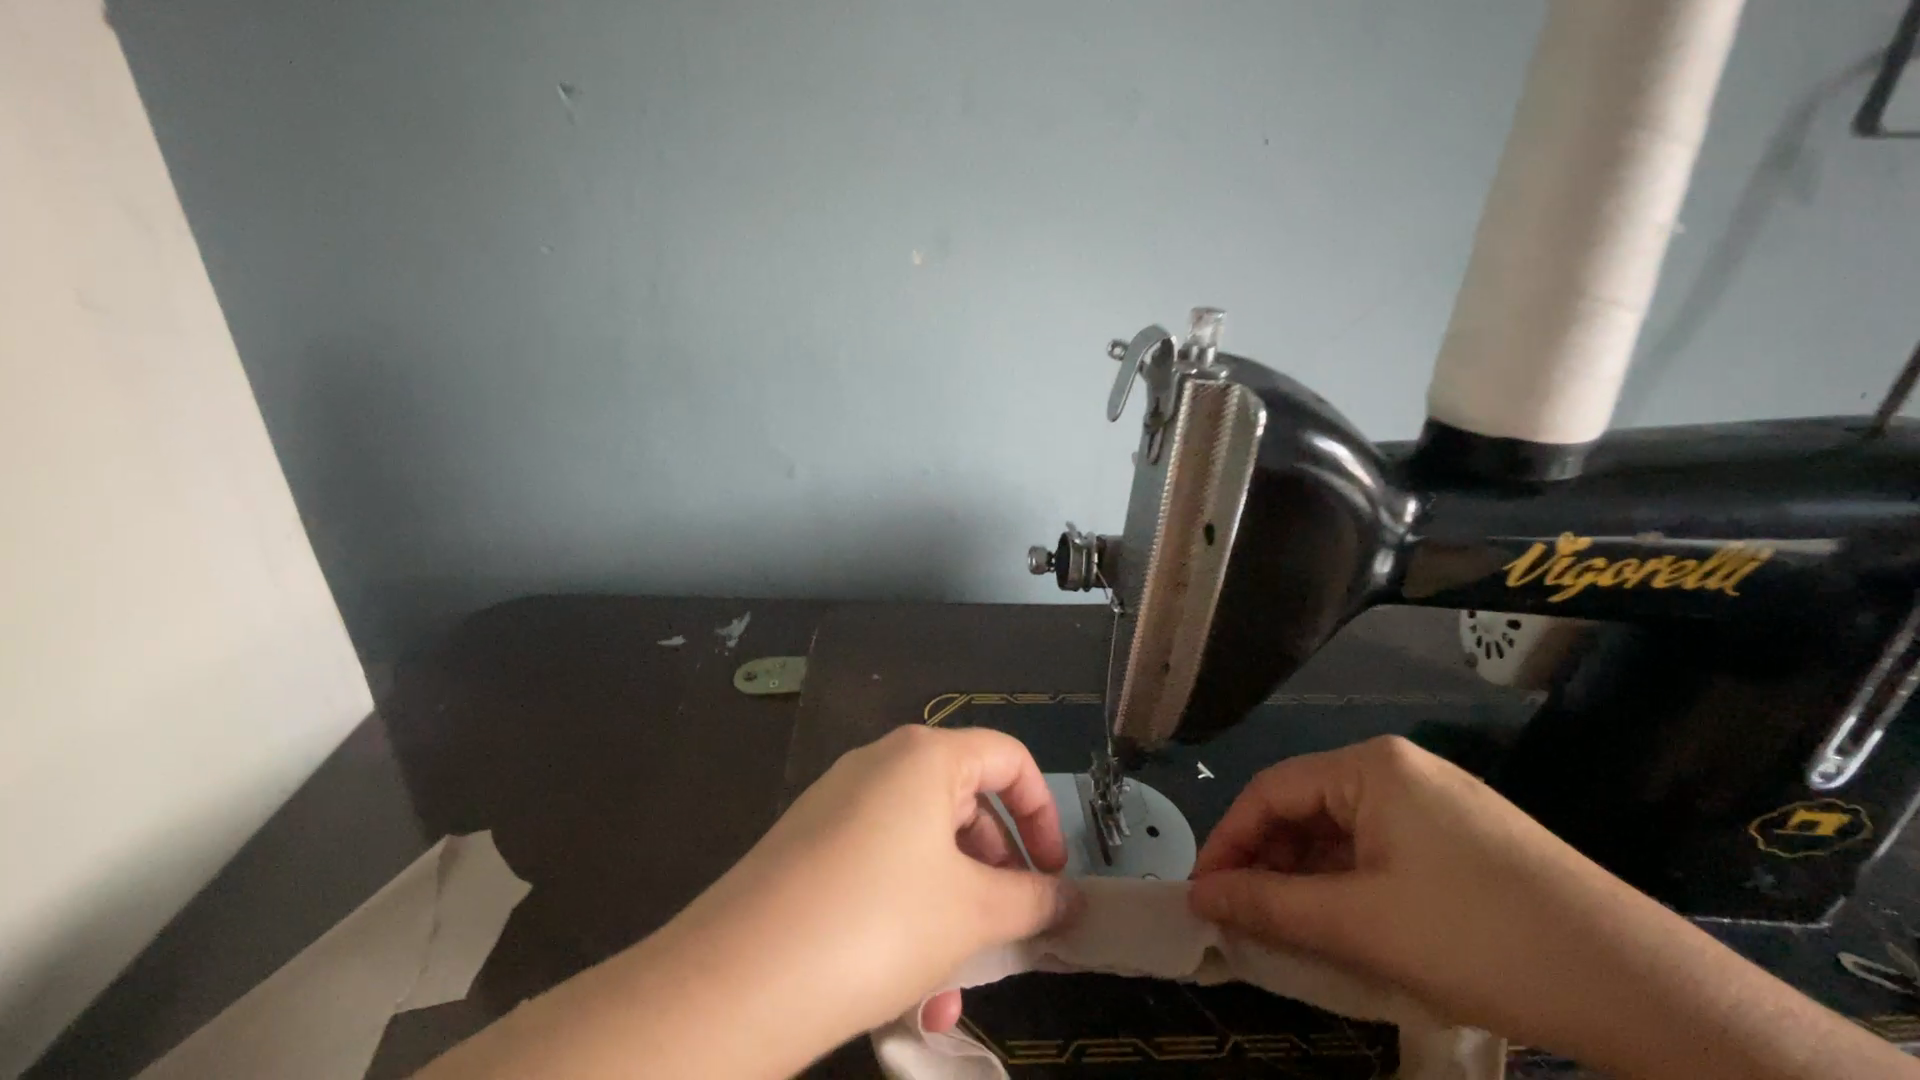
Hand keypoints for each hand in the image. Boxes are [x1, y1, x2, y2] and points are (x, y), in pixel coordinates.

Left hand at [415, 725, 1077, 1079]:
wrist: (740, 981)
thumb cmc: (879, 923)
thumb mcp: (973, 913)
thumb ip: (1034, 900)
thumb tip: (1072, 900)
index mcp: (923, 758)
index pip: (1007, 758)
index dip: (1043, 813)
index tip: (1053, 874)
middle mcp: (877, 768)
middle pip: (963, 809)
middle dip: (995, 878)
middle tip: (1010, 932)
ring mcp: (835, 809)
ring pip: (921, 855)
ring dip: (951, 920)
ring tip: (953, 994)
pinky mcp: (805, 852)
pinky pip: (878, 875)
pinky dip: (905, 923)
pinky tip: (909, 998)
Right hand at [1188, 735, 1607, 1038]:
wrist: (1636, 985)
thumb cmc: (1476, 938)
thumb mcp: (1357, 923)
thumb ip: (1266, 904)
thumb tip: (1196, 896)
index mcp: (1371, 767)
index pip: (1269, 790)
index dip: (1227, 842)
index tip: (1202, 896)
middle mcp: (1402, 770)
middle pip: (1306, 808)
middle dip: (1267, 863)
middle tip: (1242, 920)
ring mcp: (1441, 805)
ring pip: (1345, 834)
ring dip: (1308, 880)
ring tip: (1289, 932)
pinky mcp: (1469, 842)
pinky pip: (1384, 852)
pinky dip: (1351, 887)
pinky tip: (1346, 928)